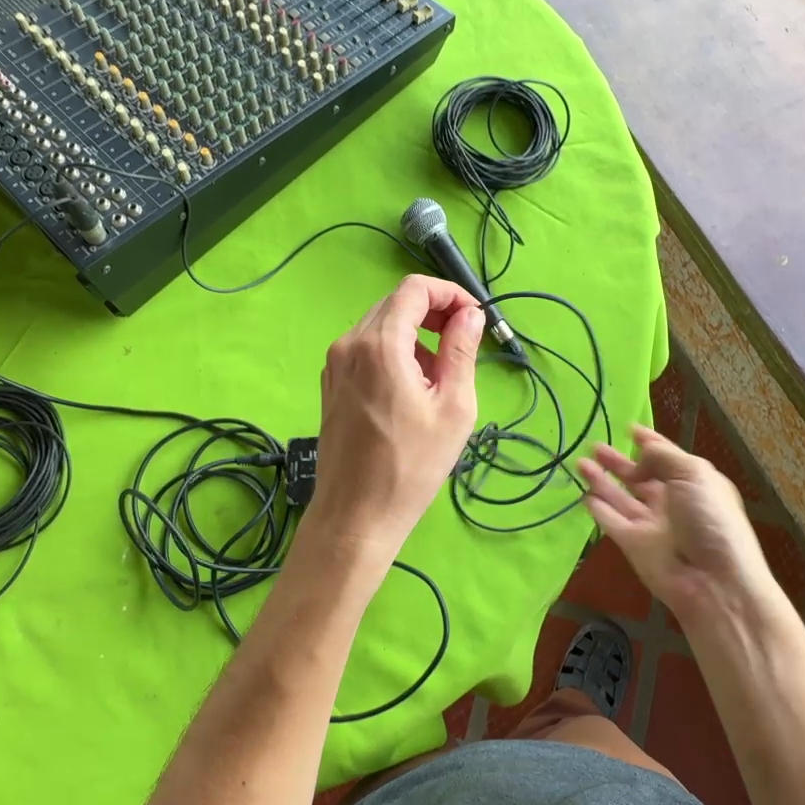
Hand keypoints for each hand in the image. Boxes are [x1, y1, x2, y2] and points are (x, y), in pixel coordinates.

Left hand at [310, 275, 483, 556]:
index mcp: (380, 344)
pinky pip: (366, 348)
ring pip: (381, 324)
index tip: (474, 317)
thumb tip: (471, 315)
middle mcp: (350, 343)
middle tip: (463, 342)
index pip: (414, 289)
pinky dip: (393, 352)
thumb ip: (462, 351)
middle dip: (434, 312)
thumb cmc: (412, 465)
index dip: (449, 293)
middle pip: (396, 302)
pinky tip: (410, 389)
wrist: (356, 515)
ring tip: (438, 377)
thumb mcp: (453, 408)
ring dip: (415, 335)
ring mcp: (335, 363)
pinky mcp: (331, 382)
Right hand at [577, 425, 786, 626]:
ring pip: (620, 498)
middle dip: (618, 462)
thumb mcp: (694, 474)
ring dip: (601, 480)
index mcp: (693, 484)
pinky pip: (611, 522)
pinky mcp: (633, 545)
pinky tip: (583, 494)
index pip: (667, 458)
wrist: (714, 582)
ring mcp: (651, 525)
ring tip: (580, 463)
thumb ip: (661, 457)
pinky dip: (598, 509)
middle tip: (594, 445)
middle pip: (640, 477)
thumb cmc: (711, 520)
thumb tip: (638, 460)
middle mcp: (671, 502)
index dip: (649, 443)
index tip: (629, 429)